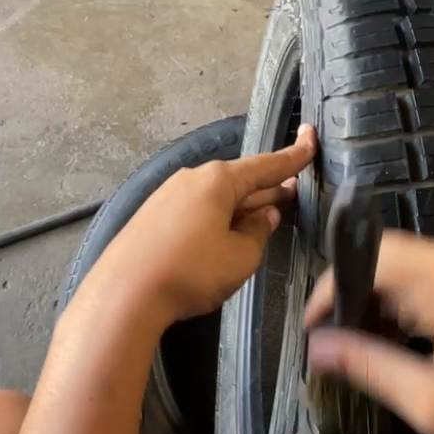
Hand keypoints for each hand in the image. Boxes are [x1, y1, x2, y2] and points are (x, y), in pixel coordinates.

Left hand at [90, 124, 316, 325]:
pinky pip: (196, 209)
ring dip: (241, 208)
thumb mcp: (241, 256)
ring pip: (217, 196)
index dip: (293, 157)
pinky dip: (217, 218)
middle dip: (267, 189)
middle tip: (292, 194)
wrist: (123, 294)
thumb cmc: (190, 272)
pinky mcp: (152, 216)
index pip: (267, 165)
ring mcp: (168, 195)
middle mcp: (193, 179)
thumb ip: (259, 233)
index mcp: (219, 180)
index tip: (310, 138)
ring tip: (262, 220)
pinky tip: (223, 236)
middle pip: (241, 180)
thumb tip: (265, 217)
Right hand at [305, 232, 433, 433]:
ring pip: (400, 261)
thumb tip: (316, 350)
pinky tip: (399, 335)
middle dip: (349, 291)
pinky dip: (400, 295)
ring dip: (374, 294)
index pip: (366, 262)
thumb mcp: (433, 404)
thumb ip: (370, 369)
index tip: (312, 330)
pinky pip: (423, 270)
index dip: (329, 290)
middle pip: (381, 254)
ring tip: (362, 342)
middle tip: (335, 338)